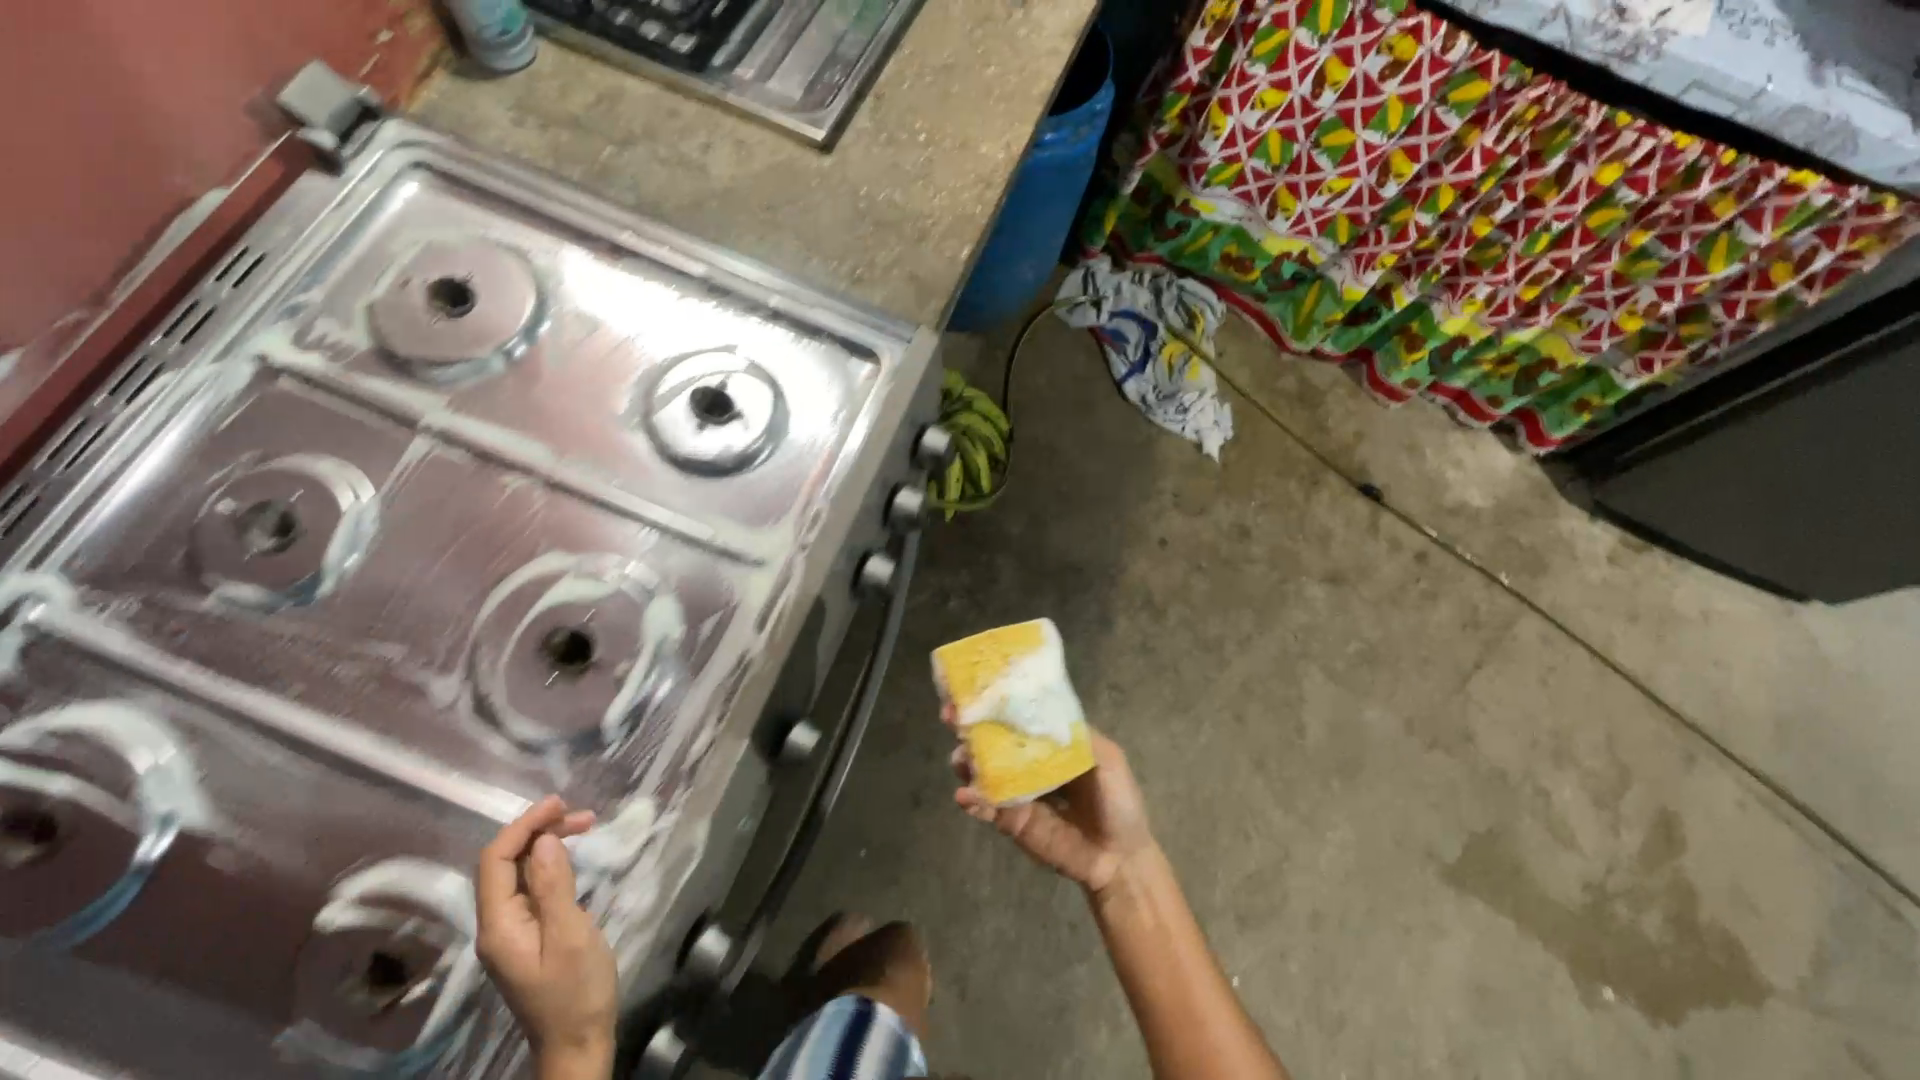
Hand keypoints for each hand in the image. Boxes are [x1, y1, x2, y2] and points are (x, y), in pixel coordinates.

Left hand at [475, 796, 617, 1070]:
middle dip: (538, 830)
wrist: (577, 1044)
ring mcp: (512, 932)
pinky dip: (552, 865)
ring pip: (520, 873)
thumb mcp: (571, 936)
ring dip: (547, 844)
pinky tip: (574, 858)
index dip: (524, 825)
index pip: (496, 860)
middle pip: (505, 863)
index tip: (559, 803)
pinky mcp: (529, 936)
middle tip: (582, 815)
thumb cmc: (577, 992)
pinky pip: (532, 888)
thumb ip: (554, 887)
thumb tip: (544, 840)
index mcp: (499, 925)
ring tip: (584, 826)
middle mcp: (497, 925)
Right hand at [948, 708, 1156, 894]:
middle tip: (952, 718)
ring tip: (961, 760)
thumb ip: (1078, 735)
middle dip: (969, 727)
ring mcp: (1017, 792)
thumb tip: (1042, 712)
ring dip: (966, 762)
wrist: (1120, 857)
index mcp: (1051, 742)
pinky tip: (966, 796)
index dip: (995, 703)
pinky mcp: (1011, 821)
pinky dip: (972, 800)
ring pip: (982, 771)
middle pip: (992, 740)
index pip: (1018, 716)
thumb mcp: (1108, 759)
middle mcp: (1029, 762)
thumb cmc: (1119, 802)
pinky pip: (985, 807)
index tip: (973, 690)